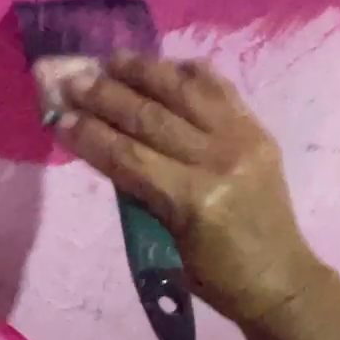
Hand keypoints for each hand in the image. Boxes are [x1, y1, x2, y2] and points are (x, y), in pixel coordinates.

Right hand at [58, 52, 324, 328]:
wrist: (280, 279)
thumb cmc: (213, 275)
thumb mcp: (164, 241)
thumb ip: (137, 192)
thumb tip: (101, 147)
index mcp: (192, 199)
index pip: (128, 157)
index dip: (90, 135)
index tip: (60, 118)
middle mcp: (218, 160)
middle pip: (150, 117)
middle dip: (106, 97)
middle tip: (74, 81)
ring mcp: (242, 139)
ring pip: (184, 92)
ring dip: (144, 72)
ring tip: (112, 60)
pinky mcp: (258, 129)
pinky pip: (220, 88)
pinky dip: (189, 73)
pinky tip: (164, 66)